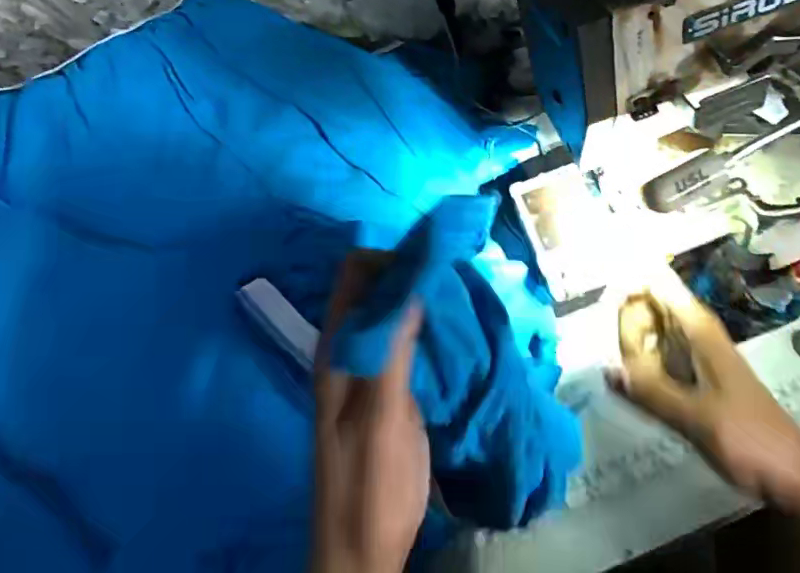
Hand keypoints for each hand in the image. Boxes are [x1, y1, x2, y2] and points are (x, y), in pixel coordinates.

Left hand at [310, 253, 429, 572]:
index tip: (432, 257)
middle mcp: (351, 349)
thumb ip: (393, 349)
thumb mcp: (382, 414)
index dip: (390, 257)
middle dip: (413, 271)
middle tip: (455, 271)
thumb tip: (413, 282)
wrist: (363, 550)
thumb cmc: (368, 483)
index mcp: (337, 348)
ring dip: (424, 297)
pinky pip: (410, 338)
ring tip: (463, 291)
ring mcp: (372, 368)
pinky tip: (459, 325)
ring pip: (396, 311)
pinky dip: (431, 323)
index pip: (354, 274)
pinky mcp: (393, 386)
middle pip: (378, 287)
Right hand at [610, 280, 799, 503]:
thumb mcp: (696, 419)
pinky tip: (629, 373)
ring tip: (603, 338)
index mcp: (702, 332)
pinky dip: (647, 357)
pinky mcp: (704, 381)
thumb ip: (653, 394)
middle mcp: (701, 336)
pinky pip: (667, 356)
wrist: (794, 474)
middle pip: (658, 306)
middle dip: (628, 307)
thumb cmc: (749, 440)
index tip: (602, 284)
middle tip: (596, 320)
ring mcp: (703, 358)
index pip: (662, 286)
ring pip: (662, 331)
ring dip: (636, 331)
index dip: (633, 279)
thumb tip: (608, 369)